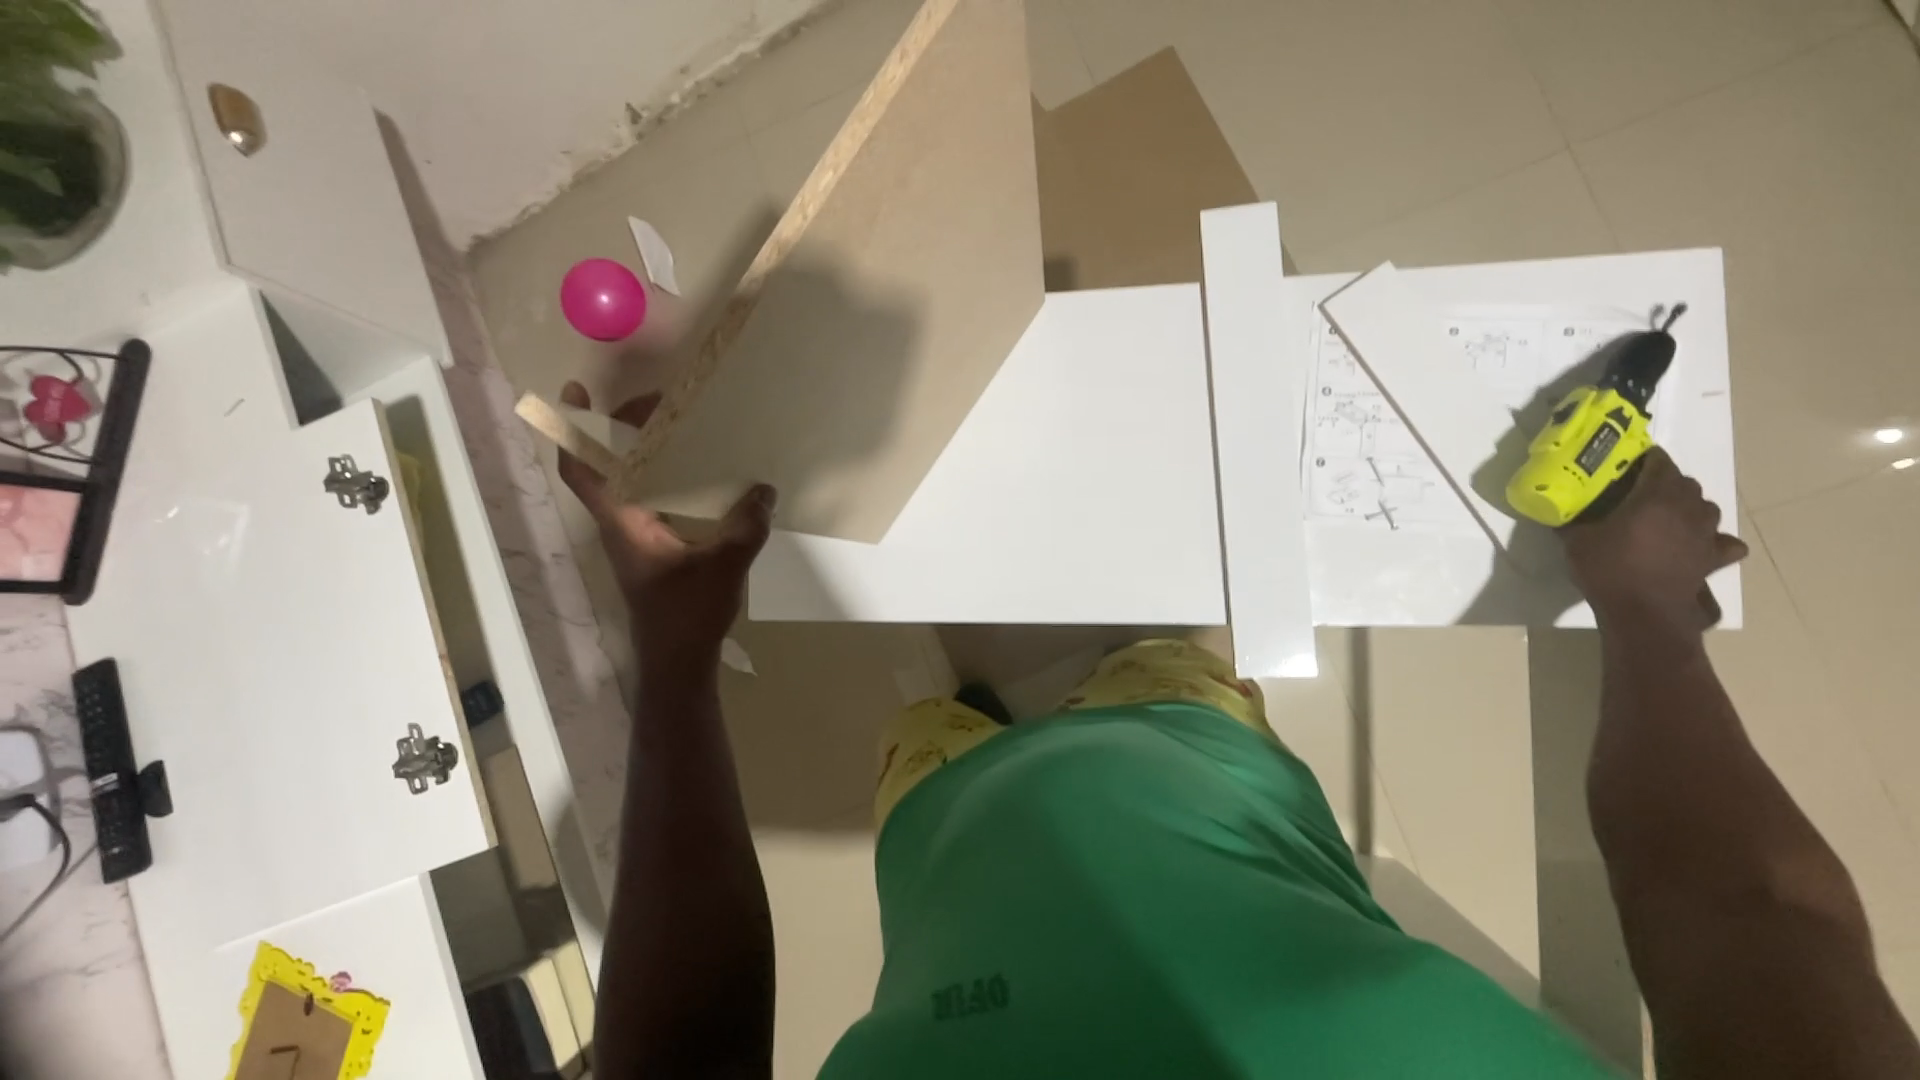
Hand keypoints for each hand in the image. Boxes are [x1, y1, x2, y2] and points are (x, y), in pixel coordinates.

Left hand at [556, 382, 775, 668]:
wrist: (678, 661)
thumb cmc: (688, 613)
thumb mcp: (725, 565)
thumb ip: (746, 525)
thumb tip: (764, 490)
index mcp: (624, 522)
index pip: (582, 471)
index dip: (573, 431)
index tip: (578, 393)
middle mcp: (620, 525)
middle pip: (605, 467)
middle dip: (621, 431)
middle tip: (656, 405)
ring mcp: (634, 539)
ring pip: (627, 483)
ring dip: (643, 454)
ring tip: (677, 429)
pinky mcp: (651, 551)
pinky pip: (649, 501)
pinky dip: (663, 479)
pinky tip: (698, 476)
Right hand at [1561, 448, 1747, 631]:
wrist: (1642, 612)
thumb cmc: (1609, 569)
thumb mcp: (1577, 541)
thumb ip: (1572, 521)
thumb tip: (1557, 509)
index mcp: (1656, 496)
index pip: (1659, 462)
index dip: (1644, 460)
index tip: (1626, 465)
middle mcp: (1689, 508)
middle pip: (1685, 483)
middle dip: (1665, 483)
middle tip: (1639, 493)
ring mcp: (1706, 534)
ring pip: (1706, 508)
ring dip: (1689, 507)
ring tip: (1666, 517)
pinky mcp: (1714, 558)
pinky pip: (1723, 542)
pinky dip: (1713, 540)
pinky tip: (1697, 545)